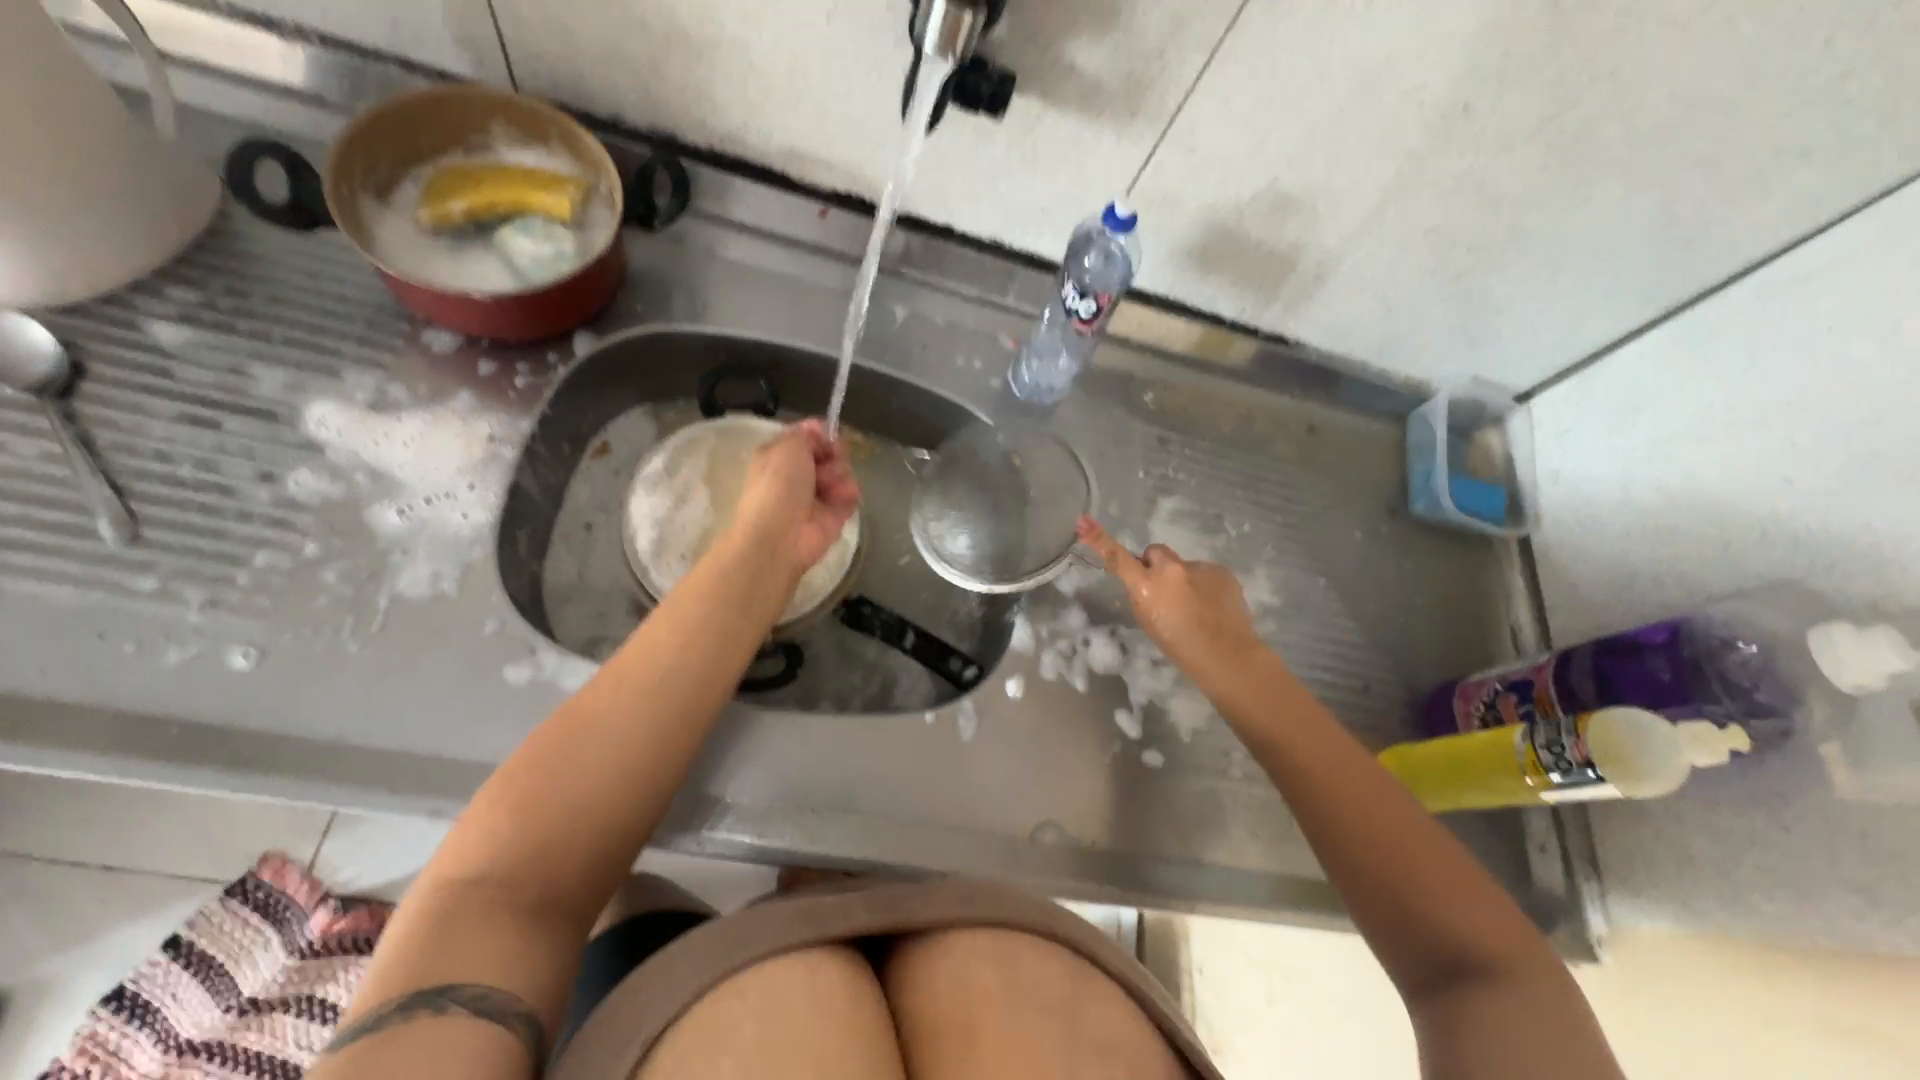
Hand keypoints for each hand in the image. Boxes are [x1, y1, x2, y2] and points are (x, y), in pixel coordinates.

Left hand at [727, 419, 860, 580]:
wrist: (780, 537)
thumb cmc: (778, 487)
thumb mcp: (788, 447)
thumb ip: (807, 434)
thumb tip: (821, 431)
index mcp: (780, 455)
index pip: (808, 436)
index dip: (820, 434)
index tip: (826, 435)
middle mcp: (798, 473)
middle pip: (830, 452)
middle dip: (833, 454)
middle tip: (828, 462)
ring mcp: (818, 494)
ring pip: (842, 471)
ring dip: (839, 475)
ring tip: (828, 487)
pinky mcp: (835, 514)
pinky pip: (851, 494)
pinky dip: (847, 494)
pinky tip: (839, 500)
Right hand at [1077, 516, 1264, 683]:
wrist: (1227, 656)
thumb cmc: (1180, 647)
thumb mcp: (1148, 623)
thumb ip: (1142, 596)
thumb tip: (1144, 581)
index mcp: (1147, 587)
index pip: (1118, 558)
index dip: (1099, 540)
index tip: (1083, 522)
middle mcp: (1170, 570)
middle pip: (1154, 552)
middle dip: (1155, 565)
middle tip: (1164, 590)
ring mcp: (1198, 567)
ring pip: (1182, 566)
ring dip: (1183, 579)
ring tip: (1196, 607)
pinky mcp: (1221, 570)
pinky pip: (1205, 573)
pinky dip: (1205, 586)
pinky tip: (1213, 606)